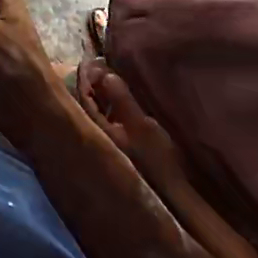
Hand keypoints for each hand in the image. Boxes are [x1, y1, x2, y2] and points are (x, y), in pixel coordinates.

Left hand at [76, 57, 183, 183]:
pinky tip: (119, 99)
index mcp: (97, 129)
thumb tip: (106, 75)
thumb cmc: (157, 159)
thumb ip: (122, 100)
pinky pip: (107, 119)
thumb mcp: (142, 125)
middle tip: (100, 64)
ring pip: (98, 111)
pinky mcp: (119, 148)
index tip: (91, 60)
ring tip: (109, 75)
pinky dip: (110, 106)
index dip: (86, 76)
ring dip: (101, 94)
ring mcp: (107, 143)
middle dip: (92, 83)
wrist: (173, 197)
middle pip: (88, 102)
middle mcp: (96, 135)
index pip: (84, 96)